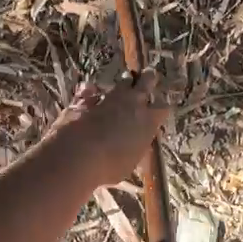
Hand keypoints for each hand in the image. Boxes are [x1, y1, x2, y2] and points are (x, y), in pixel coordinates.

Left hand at [43, 71, 170, 183]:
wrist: (79, 153)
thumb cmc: (110, 166)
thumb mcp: (130, 162)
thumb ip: (134, 147)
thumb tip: (134, 143)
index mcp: (148, 121)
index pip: (163, 109)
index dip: (161, 108)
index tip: (159, 109)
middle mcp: (133, 103)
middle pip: (147, 81)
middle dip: (149, 78)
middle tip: (150, 76)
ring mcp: (110, 97)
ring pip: (123, 81)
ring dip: (125, 82)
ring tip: (126, 80)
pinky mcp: (88, 97)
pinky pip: (93, 89)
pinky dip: (92, 90)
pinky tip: (90, 89)